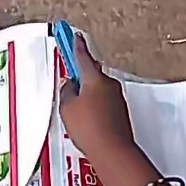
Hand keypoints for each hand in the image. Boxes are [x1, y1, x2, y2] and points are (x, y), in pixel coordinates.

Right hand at [57, 29, 136, 162]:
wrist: (112, 150)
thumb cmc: (91, 128)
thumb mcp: (67, 107)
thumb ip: (66, 90)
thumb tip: (69, 84)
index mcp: (94, 78)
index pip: (82, 55)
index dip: (75, 44)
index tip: (72, 34)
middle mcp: (108, 84)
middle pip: (91, 73)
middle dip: (80, 75)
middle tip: (69, 77)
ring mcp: (116, 98)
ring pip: (97, 89)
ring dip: (86, 94)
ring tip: (74, 108)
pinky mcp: (119, 111)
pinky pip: (102, 102)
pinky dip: (93, 105)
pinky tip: (85, 117)